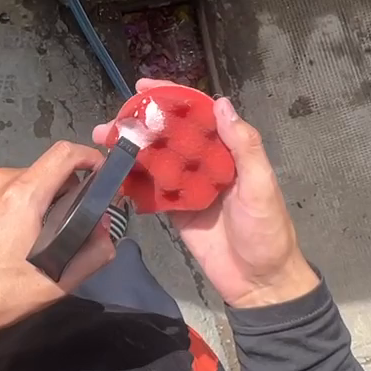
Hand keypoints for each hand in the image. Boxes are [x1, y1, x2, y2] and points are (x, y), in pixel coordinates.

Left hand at [0, 141, 116, 361]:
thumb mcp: (55, 285)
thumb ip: (92, 255)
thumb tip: (106, 232)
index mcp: (22, 195)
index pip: (65, 154)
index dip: (92, 158)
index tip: (105, 177)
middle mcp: (1, 182)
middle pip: (51, 170)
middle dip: (74, 191)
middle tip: (83, 224)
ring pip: (32, 181)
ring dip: (50, 201)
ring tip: (53, 238)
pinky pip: (13, 191)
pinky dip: (29, 206)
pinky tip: (26, 240)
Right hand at [95, 80, 317, 308]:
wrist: (259, 283)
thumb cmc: (267, 231)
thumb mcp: (260, 185)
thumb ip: (244, 146)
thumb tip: (221, 104)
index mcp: (227, 151)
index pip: (197, 115)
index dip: (172, 97)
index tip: (144, 87)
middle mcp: (205, 163)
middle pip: (169, 134)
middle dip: (141, 123)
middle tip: (113, 120)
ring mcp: (187, 187)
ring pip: (155, 159)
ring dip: (130, 148)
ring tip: (103, 139)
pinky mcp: (174, 211)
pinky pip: (150, 190)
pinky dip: (132, 180)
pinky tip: (111, 171)